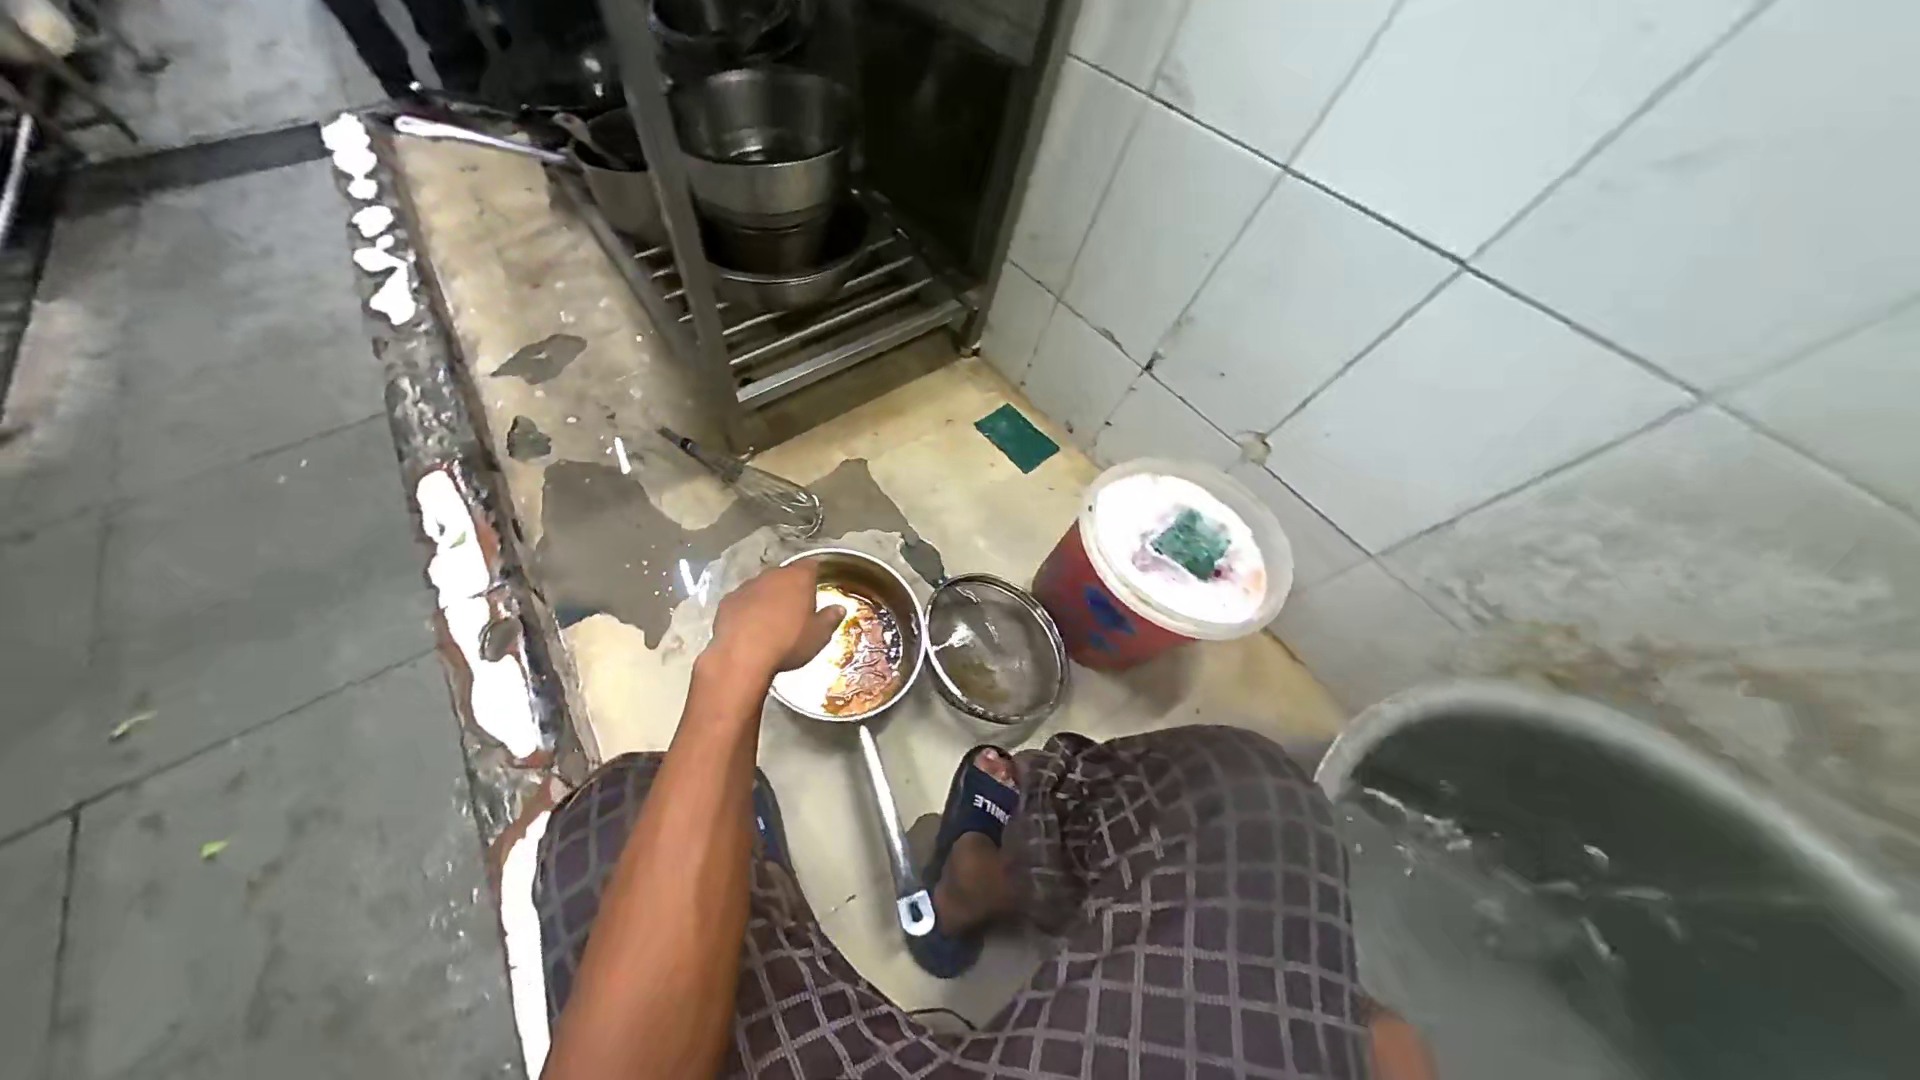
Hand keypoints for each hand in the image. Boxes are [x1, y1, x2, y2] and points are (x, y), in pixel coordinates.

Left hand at [706, 558, 844, 679]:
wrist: (741, 656)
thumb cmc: (788, 642)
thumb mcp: (819, 635)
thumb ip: (830, 618)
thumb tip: (839, 608)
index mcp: (798, 578)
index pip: (810, 565)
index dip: (814, 573)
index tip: (816, 585)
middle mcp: (772, 575)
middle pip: (784, 574)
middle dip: (790, 586)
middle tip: (796, 607)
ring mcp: (746, 586)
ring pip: (762, 586)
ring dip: (768, 597)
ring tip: (772, 619)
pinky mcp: (727, 601)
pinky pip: (743, 600)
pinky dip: (748, 609)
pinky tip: (750, 626)